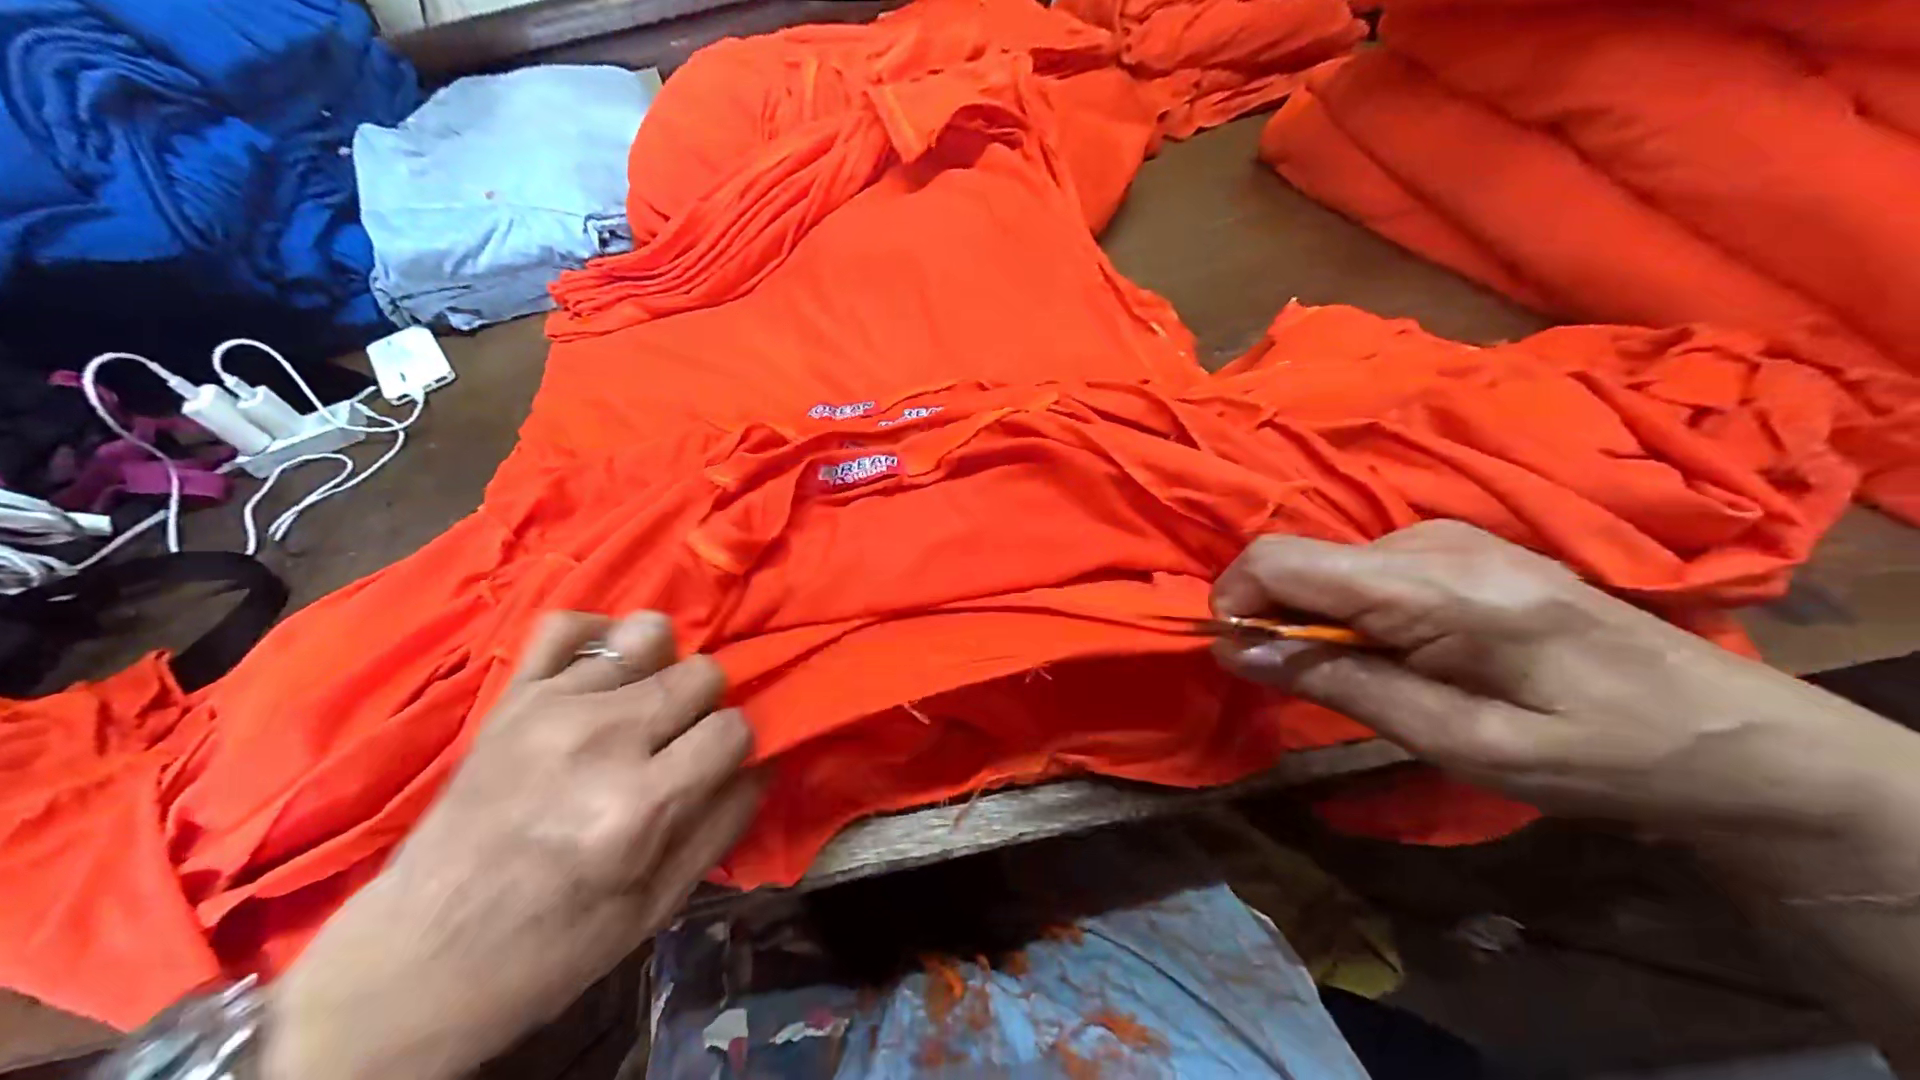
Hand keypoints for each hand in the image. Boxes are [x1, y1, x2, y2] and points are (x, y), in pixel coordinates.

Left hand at [264, 612, 763, 1079]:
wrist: (419, 958)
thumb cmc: (552, 945)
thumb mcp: (656, 906)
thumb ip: (722, 826)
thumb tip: (765, 763)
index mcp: (639, 805)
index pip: (733, 728)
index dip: (736, 747)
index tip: (716, 766)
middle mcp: (600, 740)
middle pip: (701, 673)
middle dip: (705, 707)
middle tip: (679, 742)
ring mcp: (550, 708)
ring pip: (650, 636)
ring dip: (660, 670)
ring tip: (643, 706)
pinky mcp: (511, 698)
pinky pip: (568, 623)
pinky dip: (596, 636)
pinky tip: (604, 670)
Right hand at [1211, 521, 1919, 838]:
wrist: (1731, 732)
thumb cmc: (1600, 752)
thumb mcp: (1463, 742)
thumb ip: (1343, 685)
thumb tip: (1239, 651)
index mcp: (1435, 585)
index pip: (1279, 559)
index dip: (1235, 603)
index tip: (1240, 659)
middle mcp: (1430, 540)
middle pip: (1297, 561)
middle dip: (1275, 620)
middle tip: (1313, 687)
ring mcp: (1445, 537)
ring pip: (1324, 566)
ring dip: (1314, 621)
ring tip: (1371, 679)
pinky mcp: (1454, 548)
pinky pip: (1359, 569)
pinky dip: (1347, 612)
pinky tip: (1397, 653)